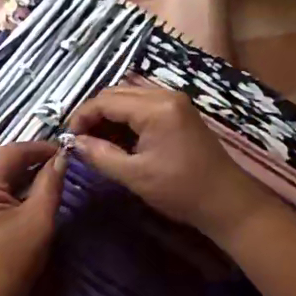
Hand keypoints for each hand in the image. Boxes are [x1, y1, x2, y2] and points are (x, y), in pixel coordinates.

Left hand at [0, 141, 68, 295]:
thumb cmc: (9, 266)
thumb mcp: (38, 222)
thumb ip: (50, 184)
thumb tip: (62, 157)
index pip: (12, 151)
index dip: (41, 148)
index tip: (68, 150)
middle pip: (0, 159)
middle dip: (30, 160)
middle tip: (61, 165)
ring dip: (19, 174)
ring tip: (48, 180)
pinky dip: (6, 188)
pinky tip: (26, 196)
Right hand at [67, 86, 270, 238]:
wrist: (226, 201)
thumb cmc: (180, 190)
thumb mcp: (134, 175)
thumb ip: (100, 155)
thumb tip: (75, 143)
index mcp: (155, 108)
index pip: (106, 101)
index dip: (82, 117)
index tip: (70, 138)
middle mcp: (165, 95)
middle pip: (117, 93)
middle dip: (95, 114)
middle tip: (81, 140)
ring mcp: (175, 102)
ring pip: (129, 97)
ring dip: (110, 116)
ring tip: (96, 142)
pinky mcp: (179, 112)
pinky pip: (144, 105)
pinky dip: (126, 118)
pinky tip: (118, 140)